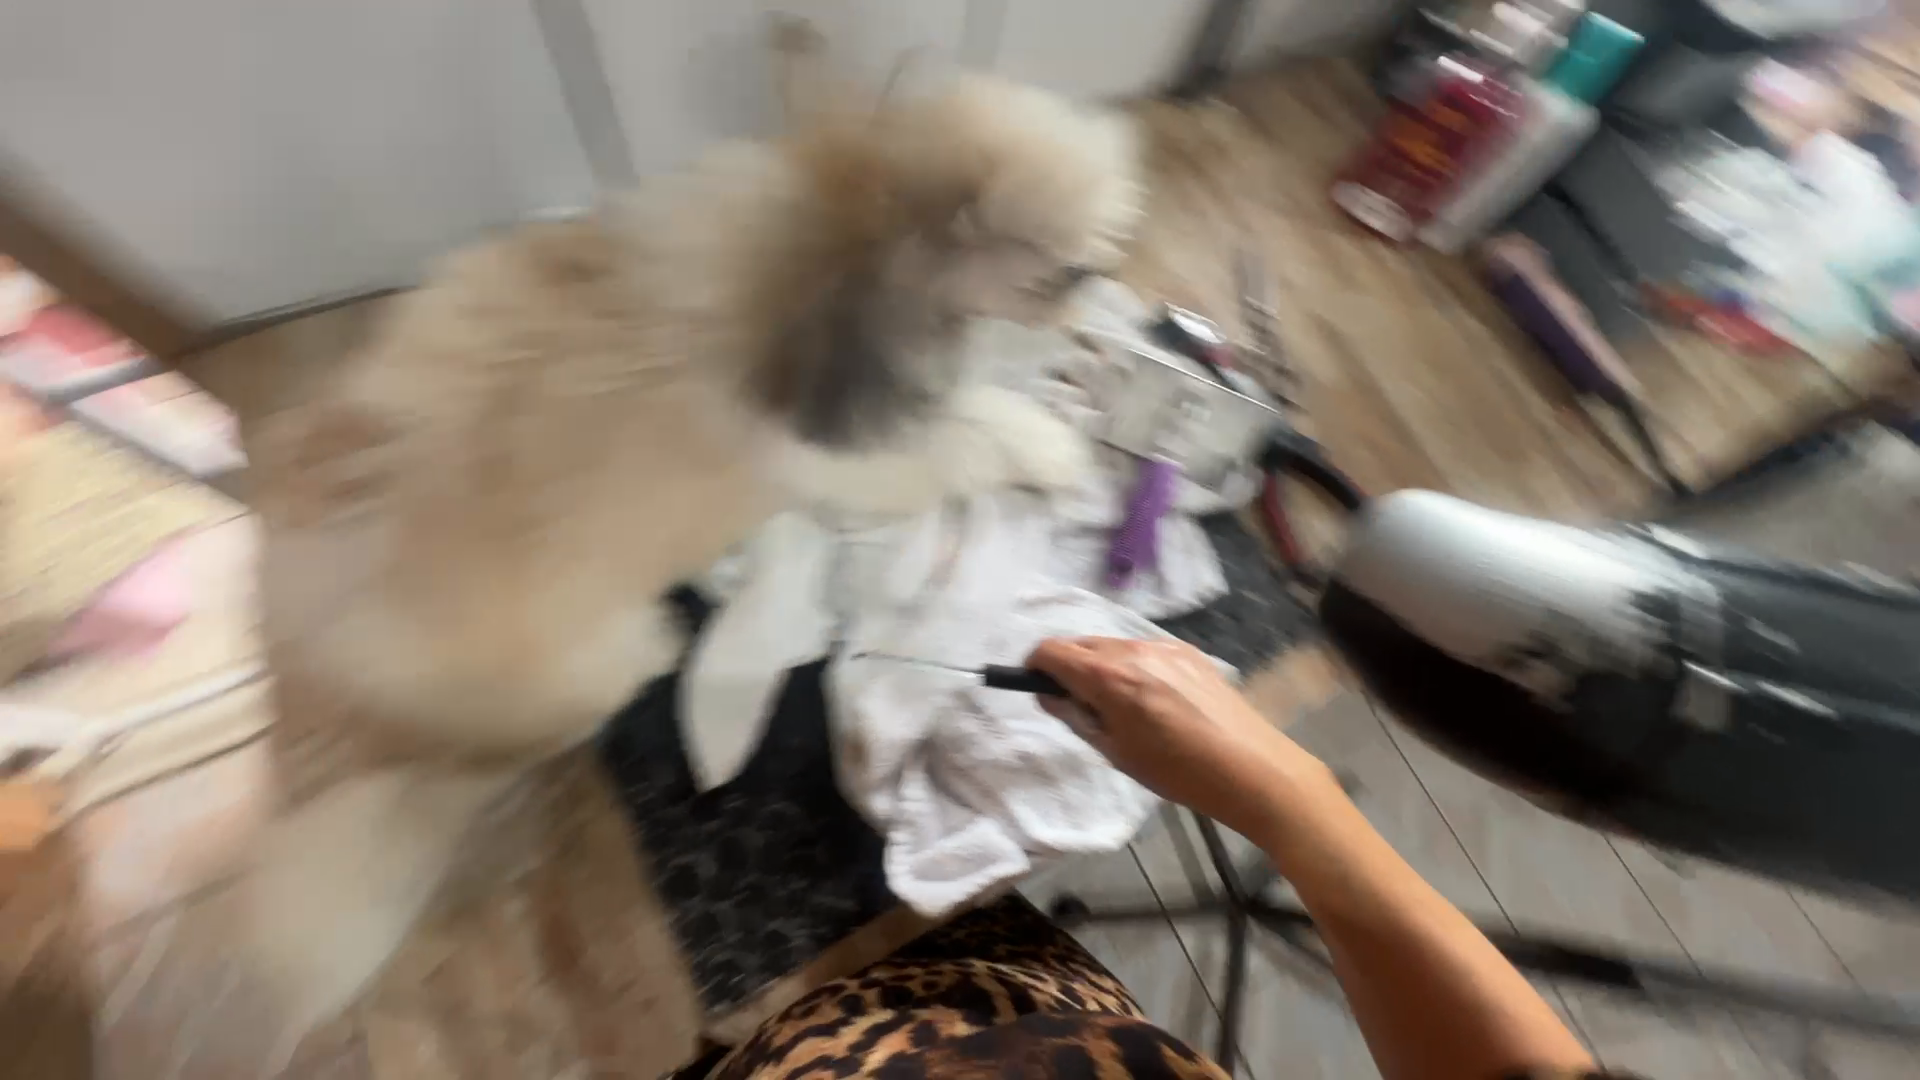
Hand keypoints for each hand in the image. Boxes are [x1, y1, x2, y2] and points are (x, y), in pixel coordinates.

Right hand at [1026, 637, 1334, 835]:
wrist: (1253, 769)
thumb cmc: (1176, 771)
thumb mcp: (1115, 752)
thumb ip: (1075, 717)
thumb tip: (1050, 696)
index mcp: (1107, 676)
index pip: (1050, 651)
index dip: (1035, 668)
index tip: (1040, 689)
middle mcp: (1132, 649)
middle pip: (1080, 644)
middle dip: (1068, 668)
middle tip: (1081, 706)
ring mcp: (1164, 646)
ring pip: (1112, 645)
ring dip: (1101, 666)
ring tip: (1123, 707)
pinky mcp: (1189, 652)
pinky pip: (1144, 650)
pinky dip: (1133, 666)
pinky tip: (1156, 701)